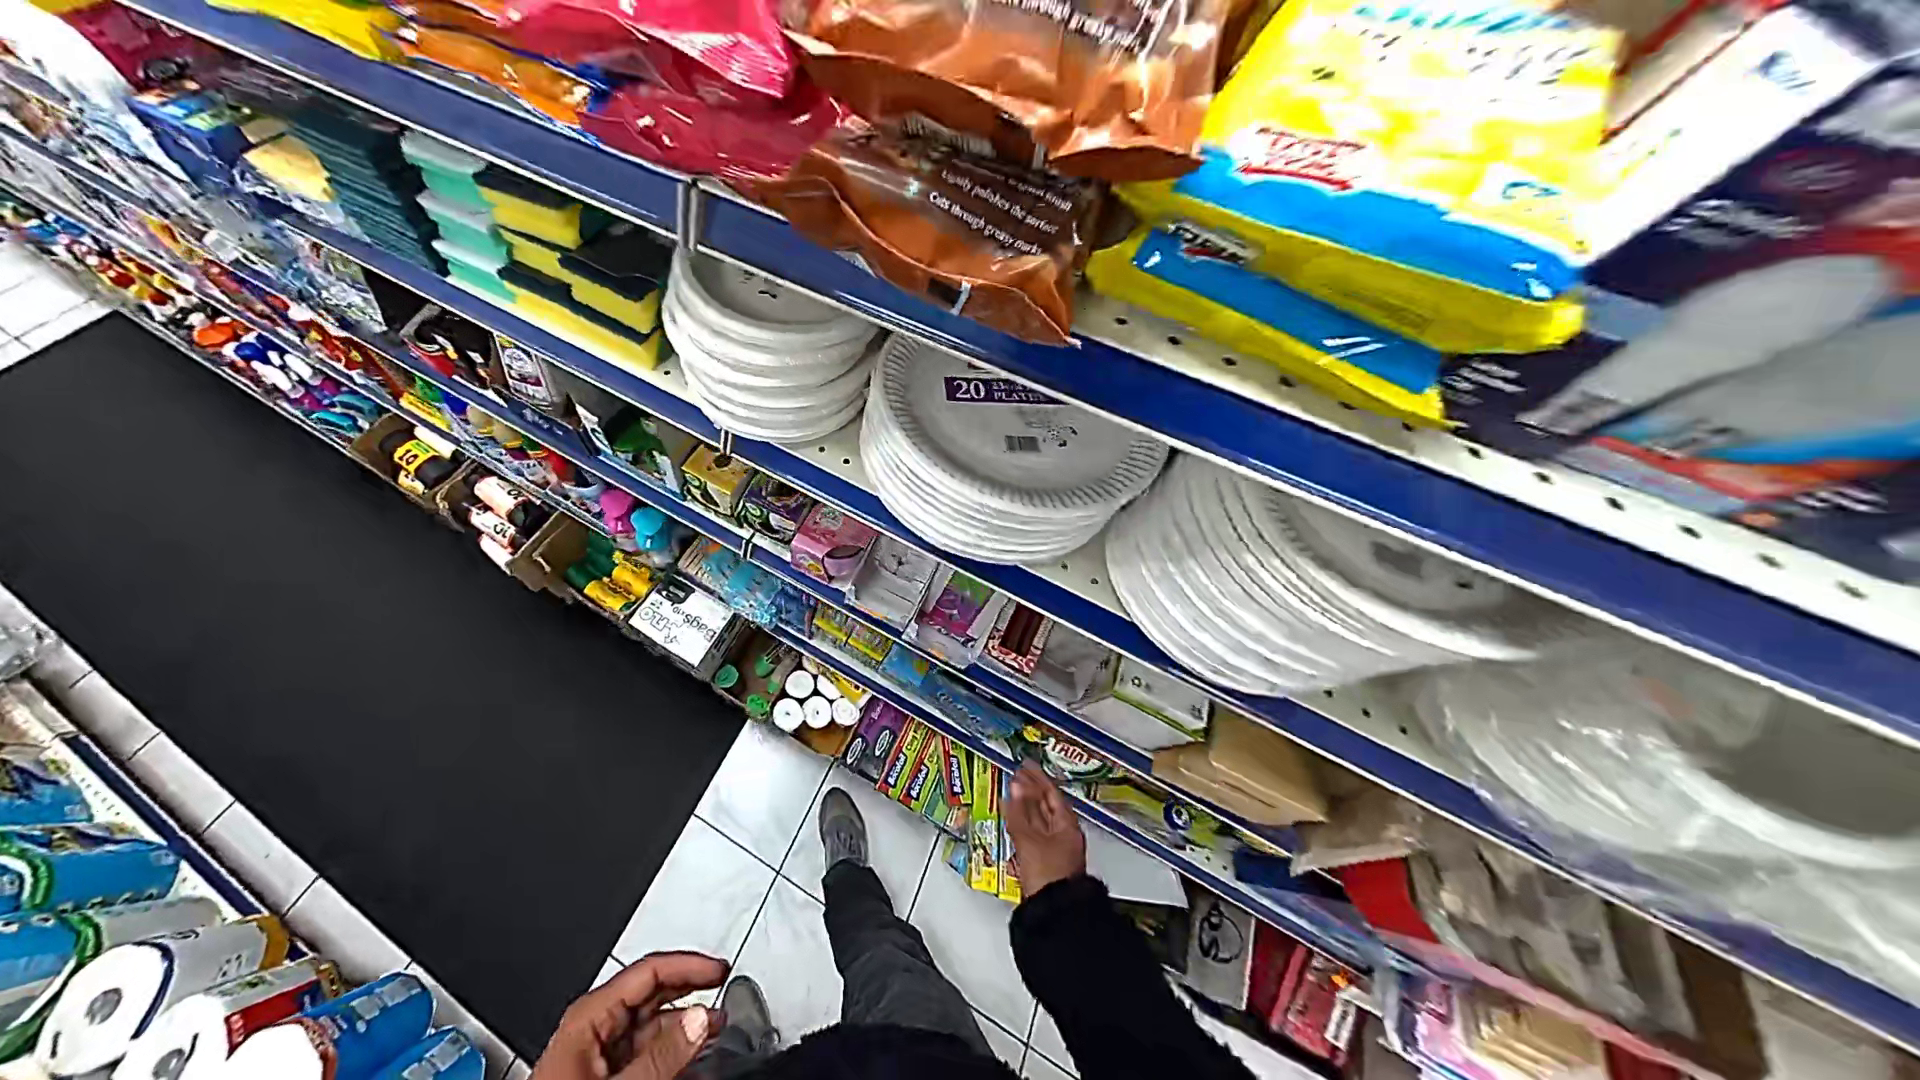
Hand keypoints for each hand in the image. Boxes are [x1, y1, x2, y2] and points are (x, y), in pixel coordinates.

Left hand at [530, 952, 727, 1079]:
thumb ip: (662, 1055)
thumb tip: (700, 1018)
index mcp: (589, 1018)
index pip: (650, 971)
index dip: (690, 966)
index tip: (720, 972)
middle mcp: (593, 1028)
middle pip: (652, 994)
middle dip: (690, 993)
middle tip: (722, 994)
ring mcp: (596, 1054)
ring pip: (650, 1025)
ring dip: (684, 1025)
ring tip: (712, 1031)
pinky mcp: (600, 1077)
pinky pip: (643, 1053)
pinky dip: (670, 1052)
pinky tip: (689, 1060)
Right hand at [1004, 761, 1086, 896]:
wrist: (1052, 912)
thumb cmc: (1048, 875)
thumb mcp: (1029, 840)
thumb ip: (1019, 813)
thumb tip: (1014, 788)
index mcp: (1067, 825)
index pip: (1051, 793)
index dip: (1037, 777)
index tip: (1025, 765)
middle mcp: (1064, 835)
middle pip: (1046, 805)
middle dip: (1030, 790)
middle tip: (1016, 776)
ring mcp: (1055, 848)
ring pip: (1039, 820)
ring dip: (1025, 806)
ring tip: (1012, 793)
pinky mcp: (1045, 861)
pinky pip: (1033, 834)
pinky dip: (1023, 823)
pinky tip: (1013, 821)